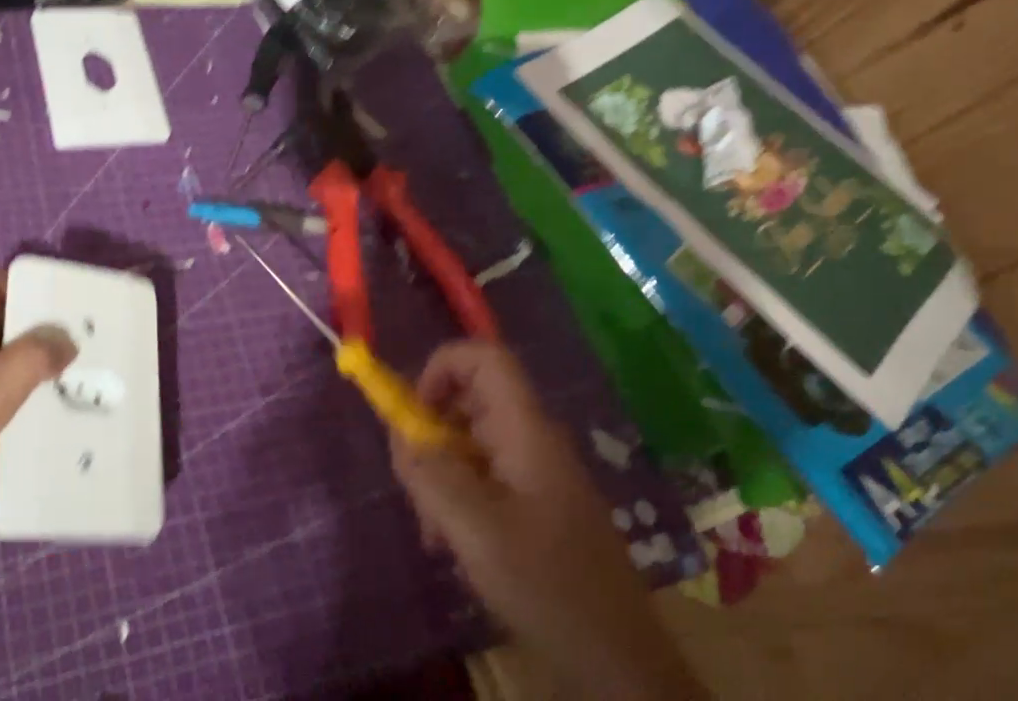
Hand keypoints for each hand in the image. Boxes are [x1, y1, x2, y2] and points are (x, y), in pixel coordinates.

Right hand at [389, 341, 702, 699]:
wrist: (618, 660)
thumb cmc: (546, 583)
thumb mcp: (472, 527)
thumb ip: (428, 471)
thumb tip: (399, 431)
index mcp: (525, 431)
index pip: (483, 358)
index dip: (439, 368)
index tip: (411, 414)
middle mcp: (532, 441)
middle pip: (468, 401)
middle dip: (429, 434)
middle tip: (413, 485)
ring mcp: (535, 474)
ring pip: (469, 444)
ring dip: (438, 475)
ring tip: (433, 531)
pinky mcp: (536, 506)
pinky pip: (483, 479)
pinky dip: (457, 500)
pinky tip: (452, 545)